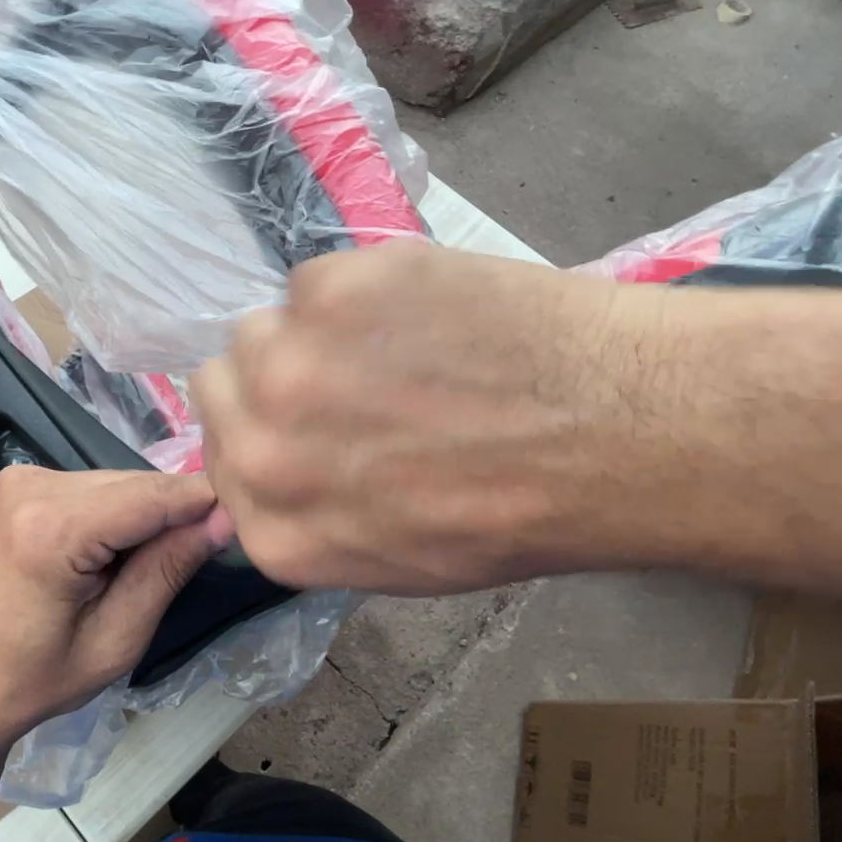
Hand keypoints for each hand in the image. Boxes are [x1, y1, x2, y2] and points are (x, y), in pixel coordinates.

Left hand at [0, 466, 228, 756]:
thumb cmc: (34, 679)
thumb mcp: (115, 639)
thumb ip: (167, 570)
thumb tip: (222, 519)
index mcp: (50, 530)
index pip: (151, 495)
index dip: (205, 502)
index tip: (249, 517)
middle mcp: (31, 486)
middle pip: (134, 484)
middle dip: (174, 513)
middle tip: (203, 554)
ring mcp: (19, 479)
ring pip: (115, 482)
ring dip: (143, 515)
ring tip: (148, 564)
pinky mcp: (16, 484)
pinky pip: (89, 487)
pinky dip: (114, 513)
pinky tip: (112, 553)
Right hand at [193, 243, 665, 595]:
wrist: (624, 434)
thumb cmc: (515, 512)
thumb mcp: (386, 560)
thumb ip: (301, 517)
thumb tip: (259, 470)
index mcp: (274, 529)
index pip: (217, 459)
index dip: (261, 434)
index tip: (303, 424)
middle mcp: (260, 452)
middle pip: (217, 384)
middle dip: (268, 382)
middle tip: (343, 381)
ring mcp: (288, 366)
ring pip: (260, 327)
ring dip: (309, 334)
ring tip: (390, 346)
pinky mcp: (332, 291)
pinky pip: (311, 281)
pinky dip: (358, 291)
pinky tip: (421, 313)